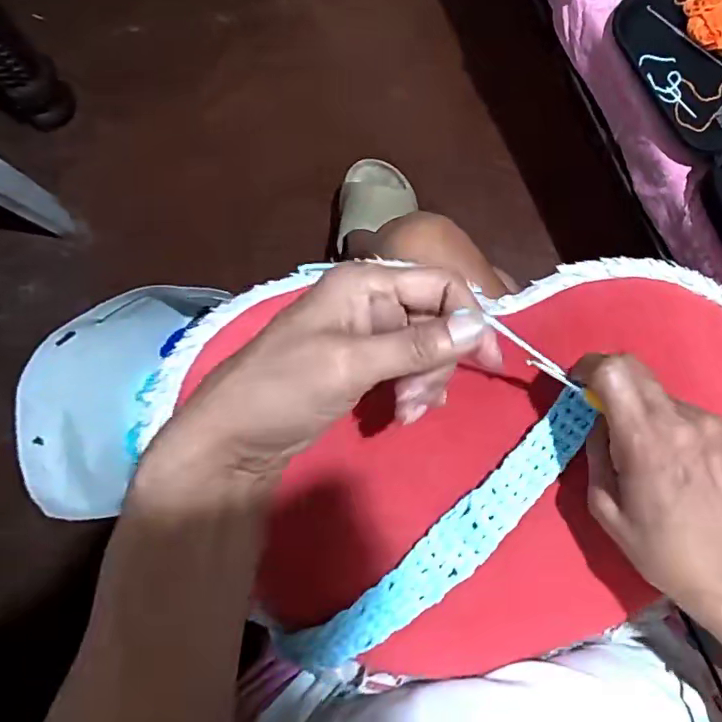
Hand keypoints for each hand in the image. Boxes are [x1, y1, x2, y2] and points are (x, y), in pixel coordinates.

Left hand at [132, 262, 502, 513]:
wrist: (232, 440)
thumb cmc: (283, 389)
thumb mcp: (353, 364)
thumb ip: (418, 344)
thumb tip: (480, 327)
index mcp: (366, 282)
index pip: (441, 285)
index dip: (470, 318)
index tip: (488, 360)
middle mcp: (373, 299)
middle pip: (439, 319)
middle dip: (439, 362)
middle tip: (419, 400)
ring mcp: (371, 331)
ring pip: (430, 347)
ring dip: (428, 381)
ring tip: (407, 412)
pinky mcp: (369, 361)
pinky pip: (412, 366)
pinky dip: (416, 390)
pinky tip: (404, 413)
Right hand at [574, 354, 721, 647]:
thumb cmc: (658, 548)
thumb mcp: (605, 509)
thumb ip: (595, 453)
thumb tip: (595, 417)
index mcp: (646, 442)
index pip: (614, 372)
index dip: (589, 366)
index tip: (577, 381)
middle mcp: (679, 420)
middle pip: (634, 366)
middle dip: (608, 377)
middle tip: (597, 405)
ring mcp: (705, 419)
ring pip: (655, 389)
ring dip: (637, 403)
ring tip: (639, 446)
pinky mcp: (721, 424)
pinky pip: (677, 406)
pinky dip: (662, 419)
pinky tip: (668, 454)